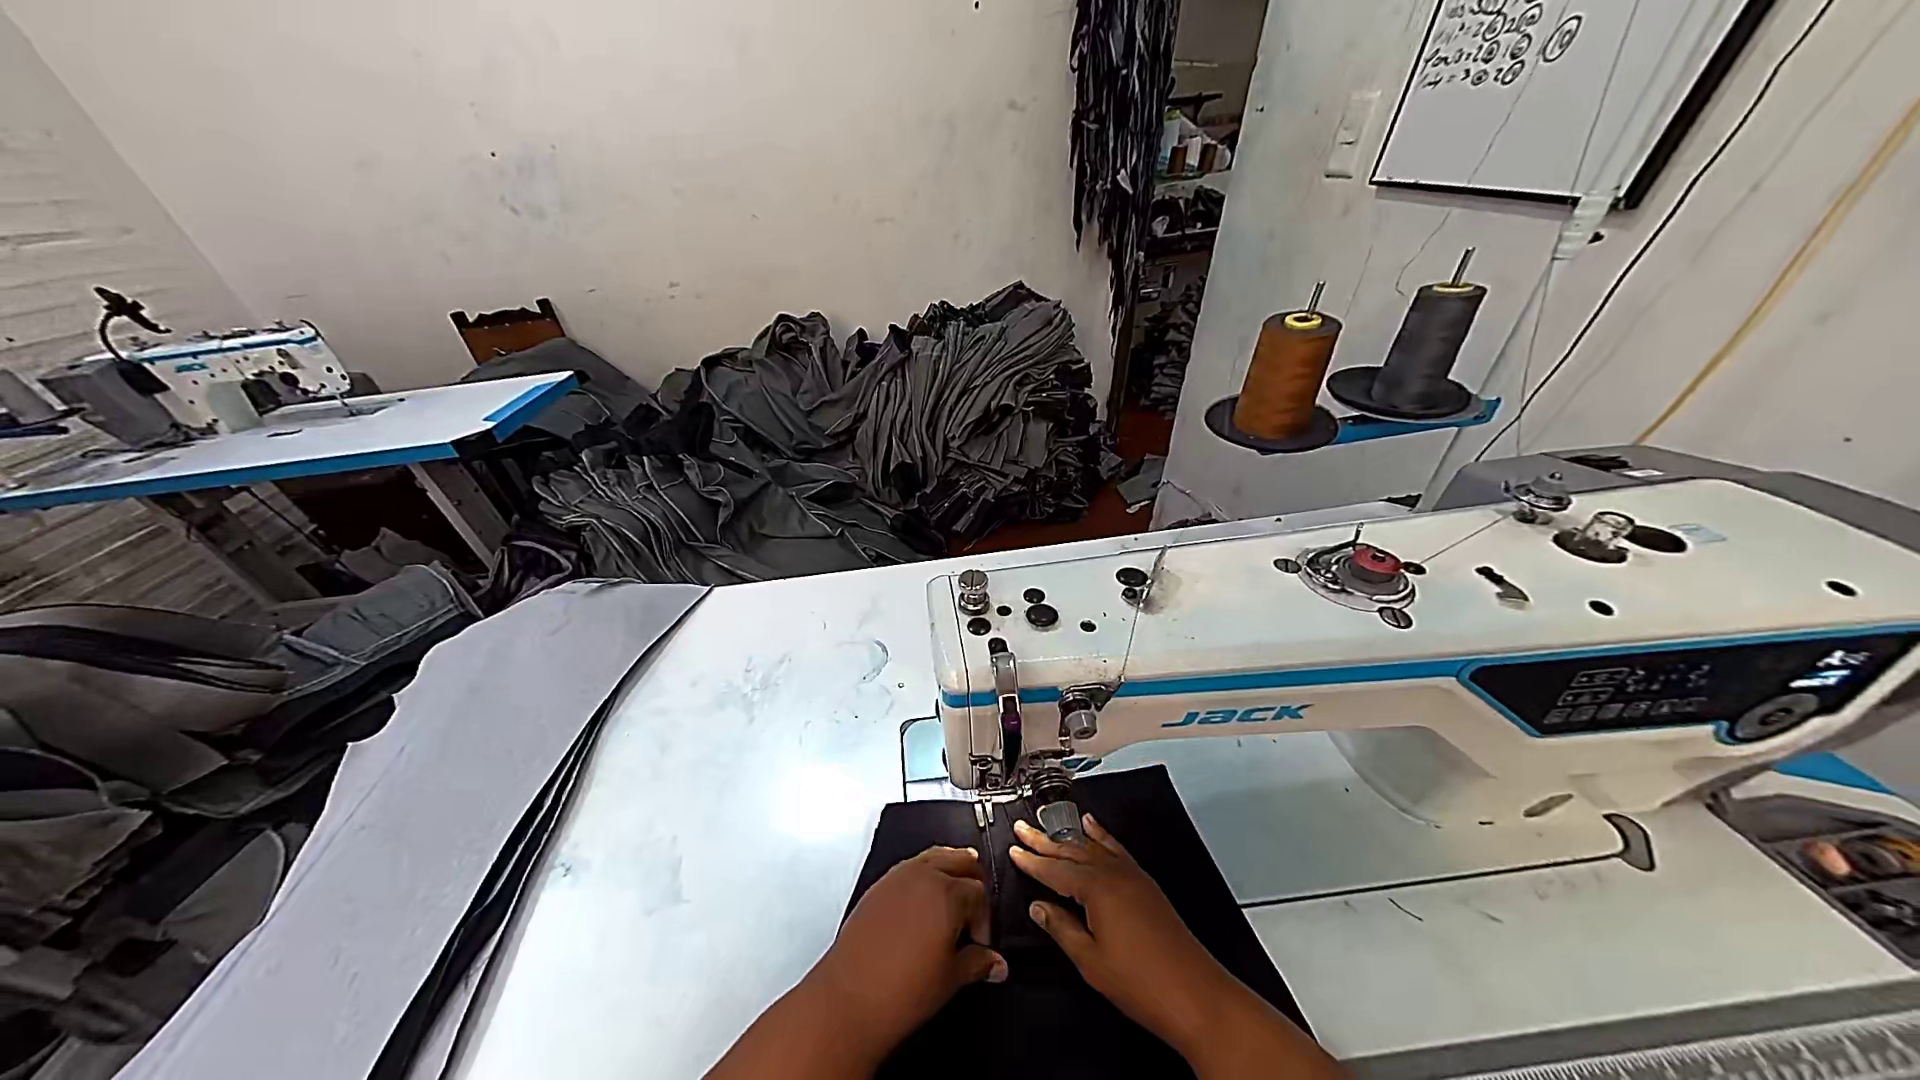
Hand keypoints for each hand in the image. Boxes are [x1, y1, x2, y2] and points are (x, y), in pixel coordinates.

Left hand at [705, 846, 1005, 1078]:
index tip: (981, 945)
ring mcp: (899, 876)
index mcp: (948, 893)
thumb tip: (994, 964)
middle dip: (974, 884)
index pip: (981, 896)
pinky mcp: (879, 884)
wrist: (849, 999)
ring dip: (950, 870)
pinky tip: (924, 900)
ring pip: (935, 856)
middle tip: (975, 913)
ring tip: (954, 897)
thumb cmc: (896, 991)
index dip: (985, 922)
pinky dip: (924, 874)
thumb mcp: (951, 978)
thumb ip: (978, 963)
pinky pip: (911, 866)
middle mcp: (924, 876)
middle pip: (962, 862)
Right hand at [1010, 815, 1235, 1055]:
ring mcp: (1134, 877)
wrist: (1196, 996)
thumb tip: (1040, 909)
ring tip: (1050, 824)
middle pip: (1072, 850)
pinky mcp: (1147, 885)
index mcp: (1098, 889)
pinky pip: (1116, 849)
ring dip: (1068, 836)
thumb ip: (1061, 928)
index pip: (1055, 869)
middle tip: (1024, 829)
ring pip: (1093, 847)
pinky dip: (1101, 837)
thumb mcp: (1090, 960)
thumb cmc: (1148, 983)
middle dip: (1044, 840)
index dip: (1032, 861)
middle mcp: (1117, 875)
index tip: (1016, 851)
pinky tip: (1094, 829)